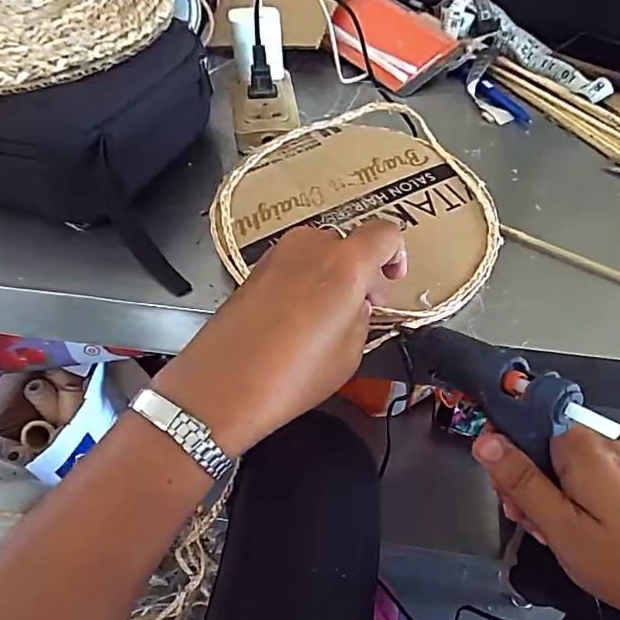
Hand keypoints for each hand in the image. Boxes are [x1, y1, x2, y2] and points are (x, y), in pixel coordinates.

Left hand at [153, 222, 406, 453]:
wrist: (223, 385)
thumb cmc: (289, 376)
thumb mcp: (349, 354)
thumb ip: (362, 318)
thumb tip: (357, 306)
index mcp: (346, 264)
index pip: (385, 234)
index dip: (396, 255)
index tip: (392, 278)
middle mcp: (311, 247)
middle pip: (348, 244)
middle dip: (360, 272)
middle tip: (361, 308)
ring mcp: (277, 256)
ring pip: (317, 254)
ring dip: (329, 278)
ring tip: (326, 319)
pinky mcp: (253, 271)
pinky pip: (292, 267)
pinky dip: (303, 284)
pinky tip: (297, 321)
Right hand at [472, 426, 619, 619]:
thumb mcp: (559, 526)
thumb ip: (520, 480)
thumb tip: (487, 443)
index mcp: (585, 451)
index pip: (528, 415)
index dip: (504, 442)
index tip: (498, 476)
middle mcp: (603, 448)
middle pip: (539, 441)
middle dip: (520, 475)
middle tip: (524, 514)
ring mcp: (615, 465)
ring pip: (555, 462)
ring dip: (540, 492)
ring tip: (548, 529)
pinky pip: (577, 477)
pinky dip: (562, 498)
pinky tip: (565, 528)